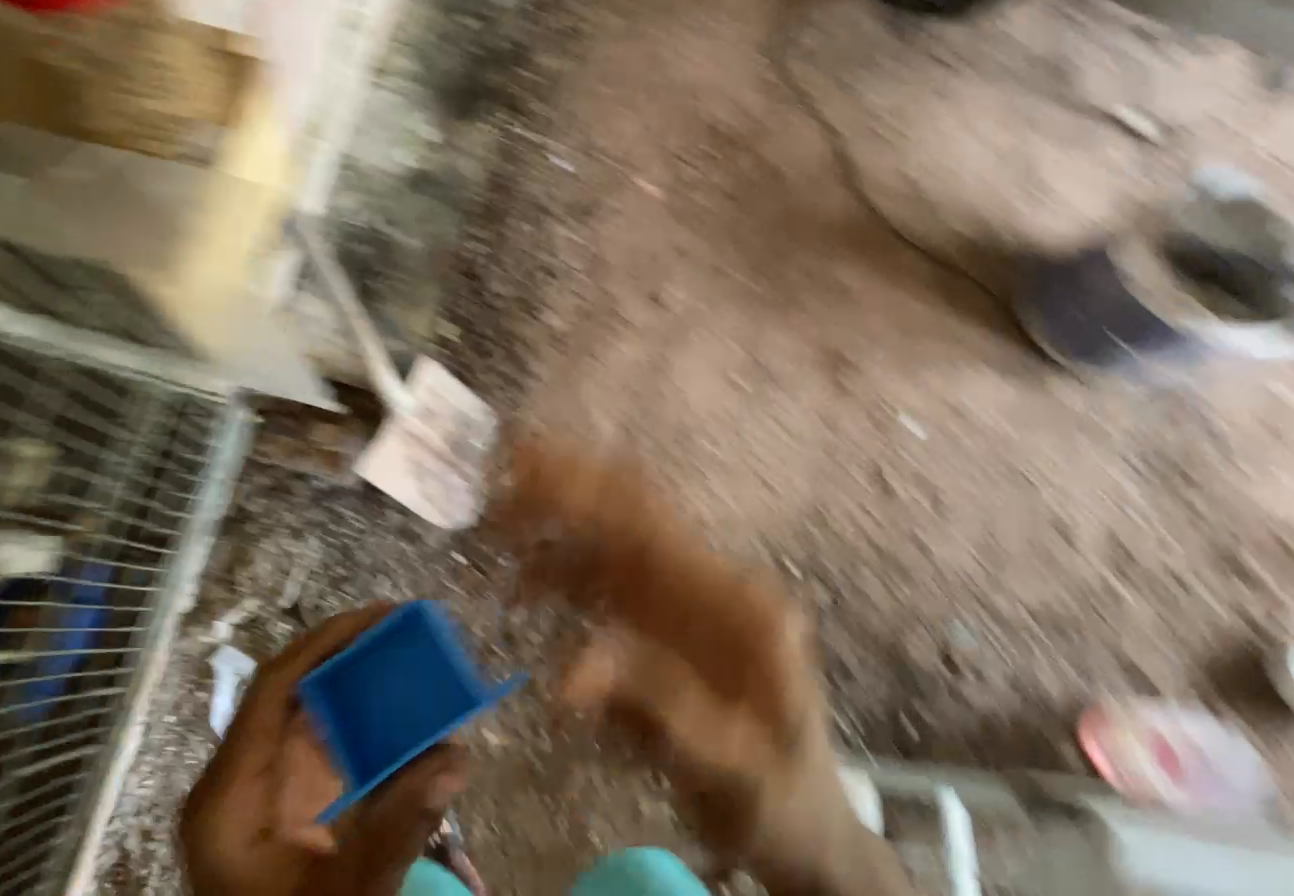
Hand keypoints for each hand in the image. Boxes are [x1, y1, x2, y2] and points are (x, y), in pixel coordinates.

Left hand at [180, 605, 471, 895]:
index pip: (271, 692)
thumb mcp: (344, 895)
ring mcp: (259, 799)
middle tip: (400, 628)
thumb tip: (455, 757)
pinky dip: (360, 736)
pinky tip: (400, 722)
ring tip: (405, 660)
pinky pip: (321, 758)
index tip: (374, 615)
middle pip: (288, 698)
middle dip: (344, 658)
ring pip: (307, 724)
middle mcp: (237, 782)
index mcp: (228, 793)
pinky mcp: (284, 816)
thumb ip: (396, 827)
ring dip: (355, 692)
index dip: (323, 644)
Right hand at [486, 438, 910, 895]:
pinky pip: (597, 585)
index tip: (523, 464)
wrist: (802, 827)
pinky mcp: (656, 627)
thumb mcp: (733, 768)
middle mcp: (704, 584)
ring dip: (549, 529)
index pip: (648, 523)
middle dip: (559, 489)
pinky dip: (555, 576)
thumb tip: (568, 674)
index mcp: (734, 600)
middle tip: (494, 475)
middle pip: (623, 515)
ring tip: (491, 528)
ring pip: (603, 543)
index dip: (583, 488)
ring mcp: (677, 602)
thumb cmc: (779, 797)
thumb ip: (658, 709)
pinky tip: (520, 590)